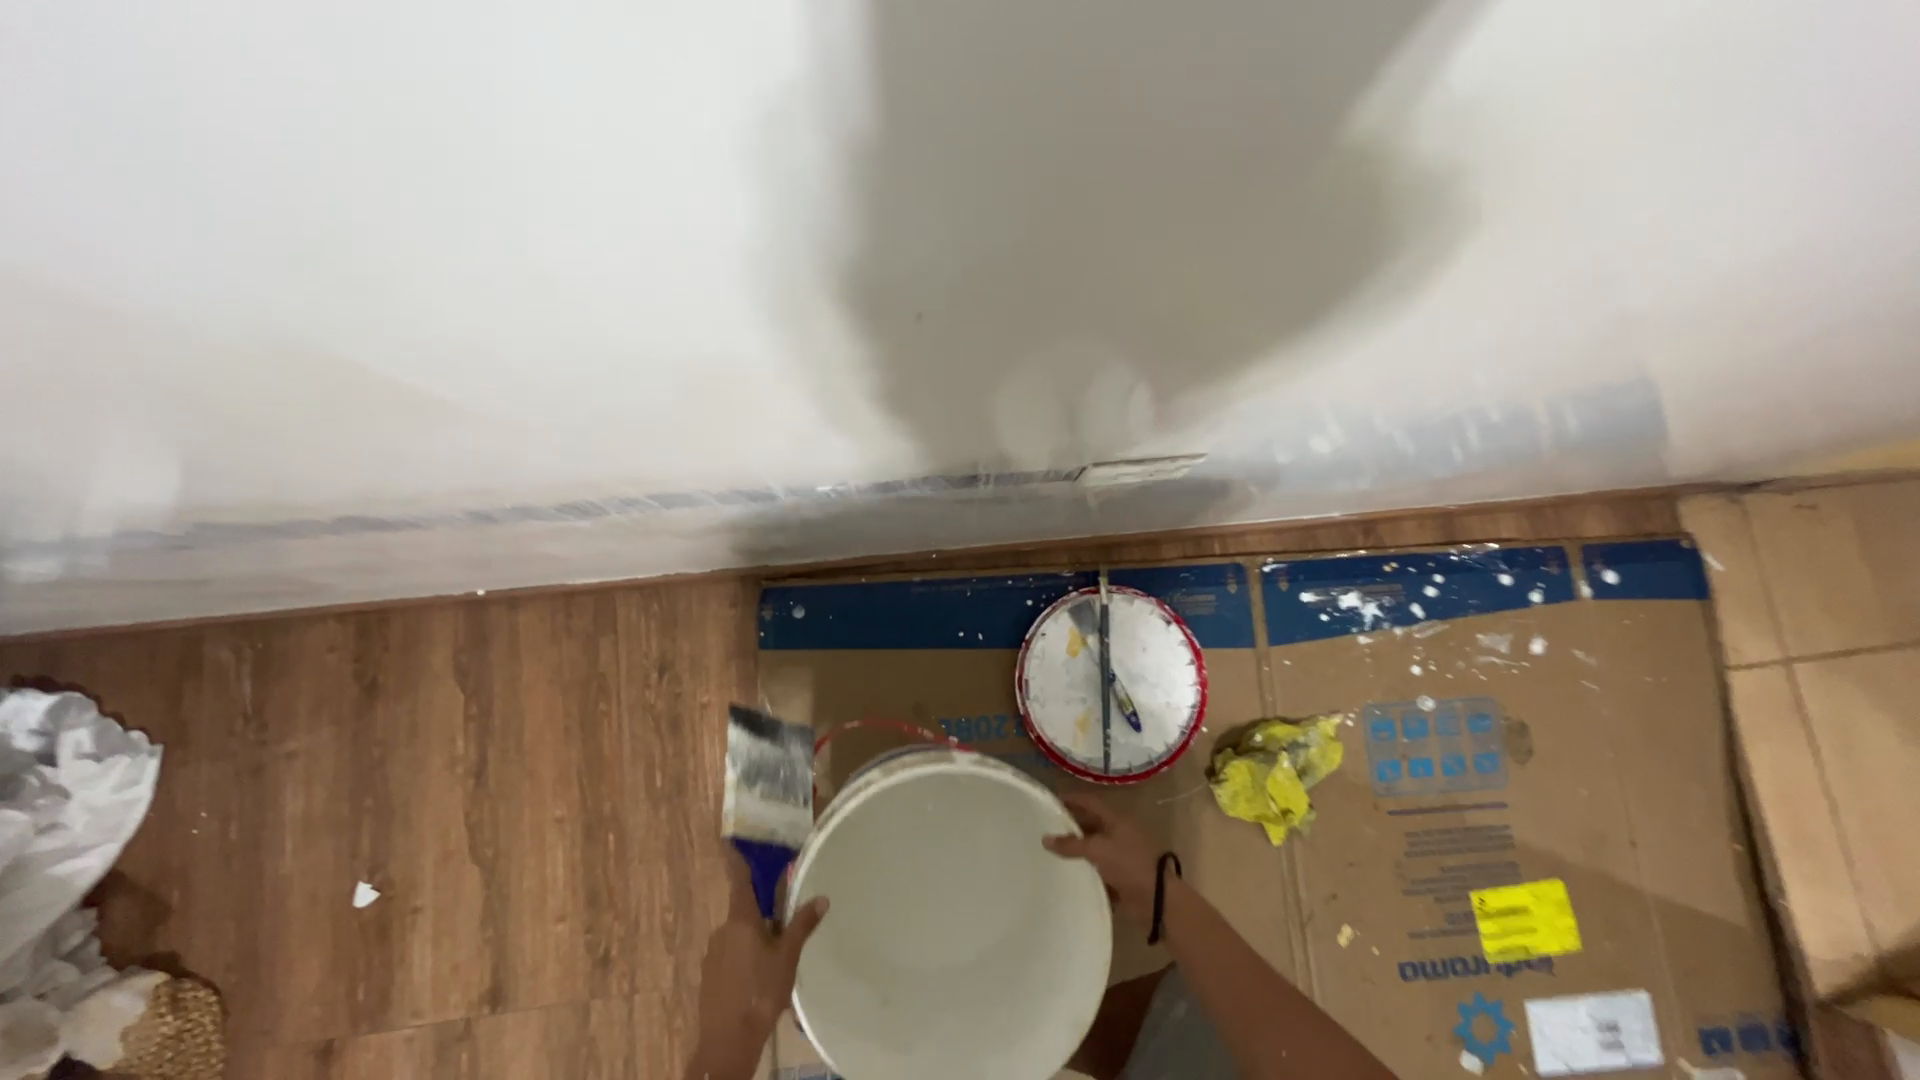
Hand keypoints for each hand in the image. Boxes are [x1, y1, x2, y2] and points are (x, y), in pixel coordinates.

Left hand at [689, 849, 828, 1072]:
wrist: (727, 1040)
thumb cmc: (760, 991)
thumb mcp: (788, 957)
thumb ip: (802, 925)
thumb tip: (821, 897)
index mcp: (740, 920)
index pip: (739, 881)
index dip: (735, 861)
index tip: (727, 841)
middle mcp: (722, 931)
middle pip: (744, 912)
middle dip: (762, 914)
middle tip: (783, 925)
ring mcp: (713, 955)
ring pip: (738, 936)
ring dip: (755, 939)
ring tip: (777, 960)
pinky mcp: (710, 976)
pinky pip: (731, 956)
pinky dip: (745, 959)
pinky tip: (759, 979)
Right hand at [1042, 795, 1162, 926]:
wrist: (1157, 900)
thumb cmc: (1129, 864)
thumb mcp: (1098, 849)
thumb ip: (1071, 844)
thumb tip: (1045, 839)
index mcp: (1116, 820)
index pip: (1090, 802)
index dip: (1072, 799)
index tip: (1051, 800)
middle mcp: (1118, 834)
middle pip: (1090, 825)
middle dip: (1070, 827)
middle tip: (1045, 829)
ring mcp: (1120, 856)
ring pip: (1092, 849)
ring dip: (1075, 851)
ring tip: (1050, 853)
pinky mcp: (1119, 877)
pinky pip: (1096, 871)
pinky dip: (1083, 872)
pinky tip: (1065, 875)